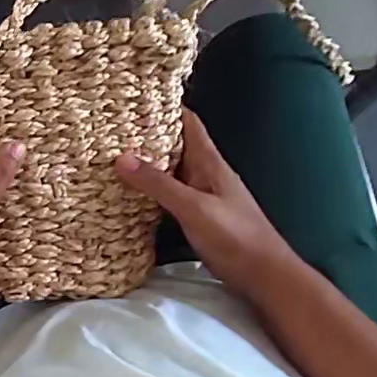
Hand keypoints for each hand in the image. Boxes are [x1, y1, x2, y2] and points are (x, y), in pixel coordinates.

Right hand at [116, 109, 297, 298]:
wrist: (265, 276)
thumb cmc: (235, 236)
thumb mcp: (193, 207)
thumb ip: (158, 183)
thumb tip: (121, 157)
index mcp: (209, 162)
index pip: (188, 122)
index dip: (164, 107)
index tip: (132, 100)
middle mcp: (206, 173)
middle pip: (175, 145)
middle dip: (147, 135)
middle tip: (111, 130)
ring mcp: (203, 195)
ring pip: (171, 170)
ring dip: (147, 163)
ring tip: (113, 157)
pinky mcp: (199, 215)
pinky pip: (170, 193)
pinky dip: (152, 189)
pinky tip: (132, 194)